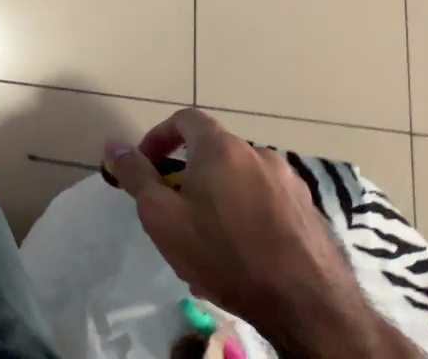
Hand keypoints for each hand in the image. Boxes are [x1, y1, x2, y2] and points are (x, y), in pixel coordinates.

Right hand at [103, 108, 418, 358]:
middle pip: (214, 153)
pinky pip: (266, 205)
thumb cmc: (224, 254)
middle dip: (188, 176)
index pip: (185, 119)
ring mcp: (292, 187)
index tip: (147, 165)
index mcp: (222, 149)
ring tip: (206, 239)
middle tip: (174, 210)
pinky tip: (240, 255)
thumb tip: (115, 145)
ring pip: (241, 182)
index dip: (160, 136)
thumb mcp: (161, 215)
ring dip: (218, 199)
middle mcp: (261, 156)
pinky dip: (246, 217)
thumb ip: (135, 175)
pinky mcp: (312, 216)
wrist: (311, 309)